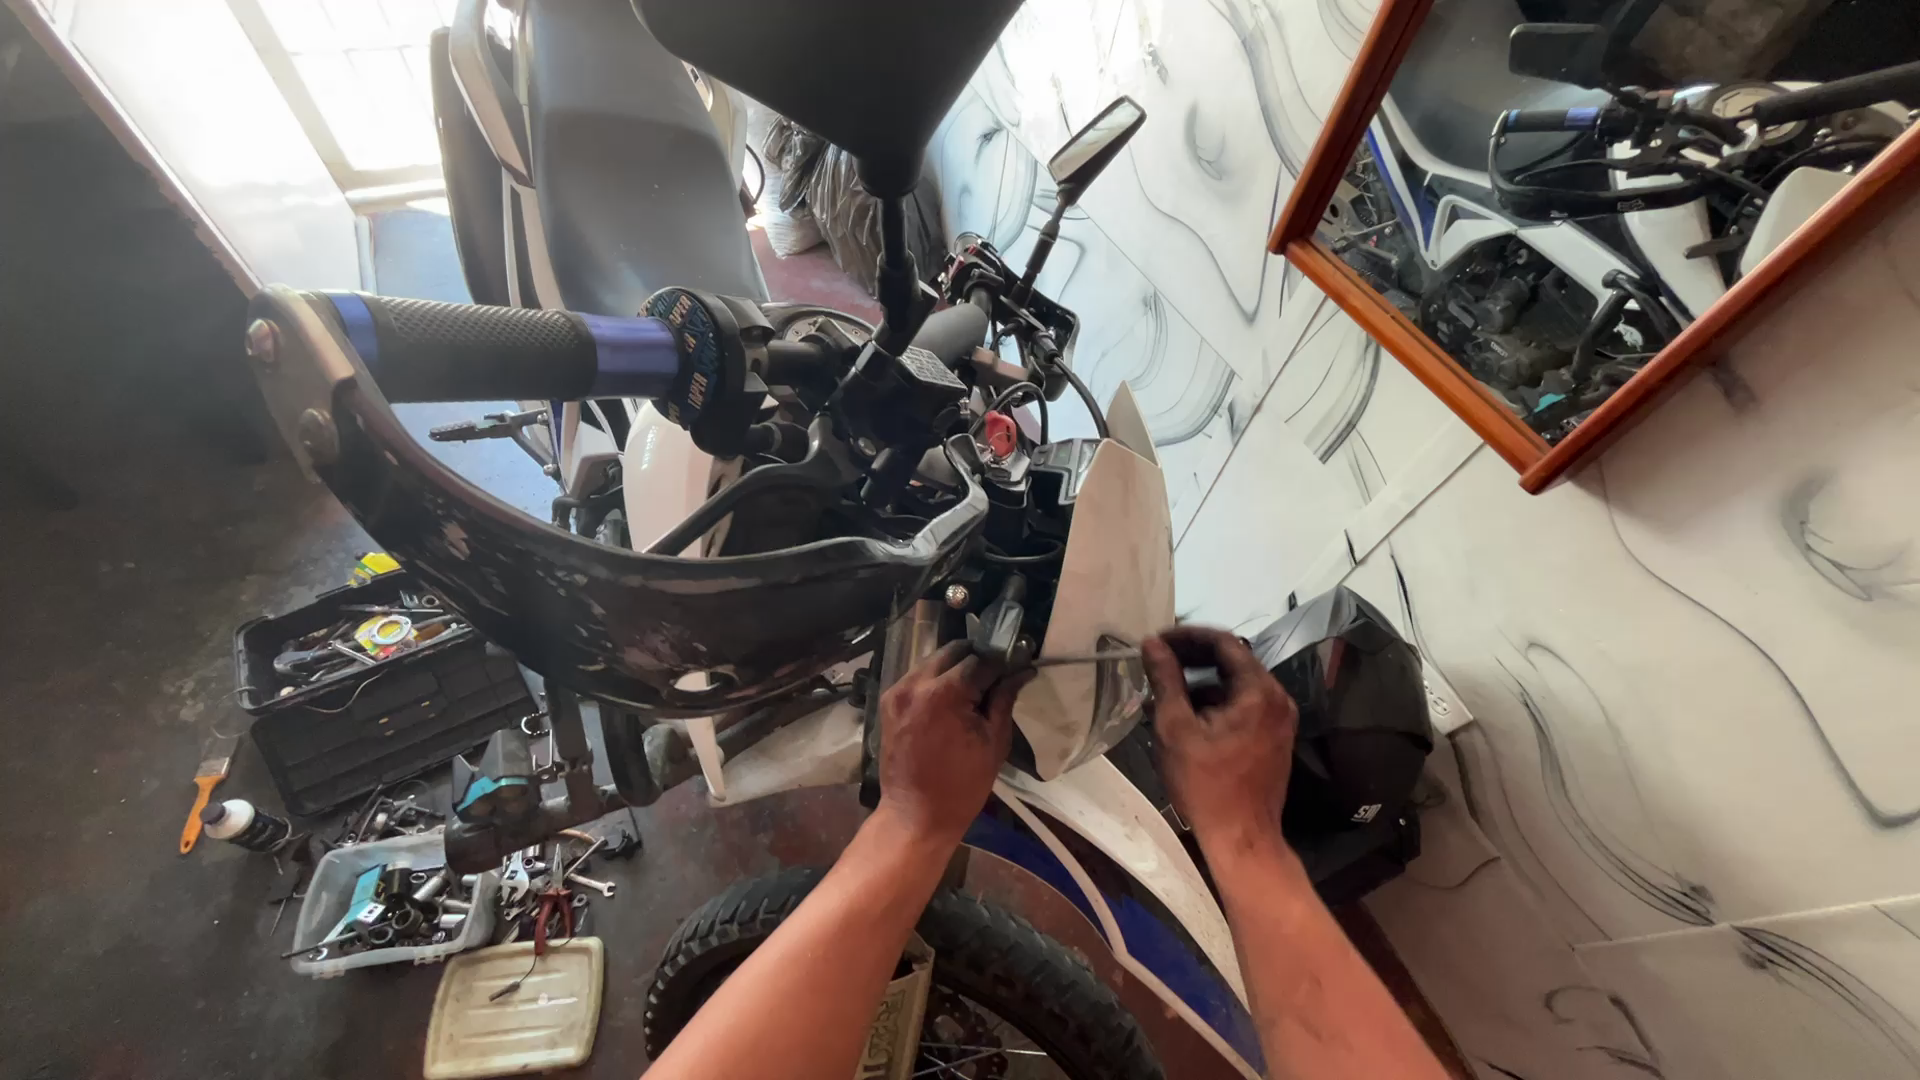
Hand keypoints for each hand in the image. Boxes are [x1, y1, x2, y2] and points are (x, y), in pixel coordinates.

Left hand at [876, 641, 1028, 845]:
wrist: (915, 814)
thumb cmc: (962, 785)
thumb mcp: (994, 742)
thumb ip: (1004, 699)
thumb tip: (1021, 671)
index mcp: (945, 693)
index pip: (980, 660)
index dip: (1001, 663)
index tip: (1015, 667)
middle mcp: (916, 683)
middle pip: (953, 651)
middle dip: (976, 659)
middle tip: (994, 677)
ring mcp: (898, 691)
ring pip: (933, 660)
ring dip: (954, 667)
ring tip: (972, 689)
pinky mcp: (889, 701)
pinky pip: (917, 676)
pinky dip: (935, 679)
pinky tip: (948, 699)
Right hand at [1142, 625, 1298, 854]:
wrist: (1242, 838)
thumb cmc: (1205, 784)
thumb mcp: (1175, 727)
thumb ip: (1166, 679)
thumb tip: (1152, 643)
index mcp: (1258, 691)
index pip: (1223, 642)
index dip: (1187, 636)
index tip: (1156, 642)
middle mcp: (1277, 698)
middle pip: (1232, 659)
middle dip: (1192, 657)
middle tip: (1157, 660)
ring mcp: (1279, 719)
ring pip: (1236, 683)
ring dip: (1201, 680)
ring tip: (1165, 689)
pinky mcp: (1274, 736)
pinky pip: (1243, 704)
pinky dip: (1215, 700)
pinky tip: (1186, 714)